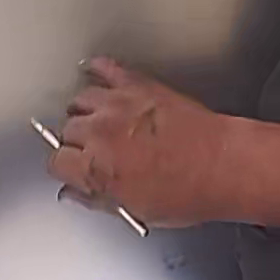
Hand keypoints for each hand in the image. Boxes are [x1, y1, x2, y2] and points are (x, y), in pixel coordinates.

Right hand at [47, 58, 237, 227]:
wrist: (223, 164)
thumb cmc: (189, 191)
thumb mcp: (136, 211)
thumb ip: (96, 200)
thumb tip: (76, 194)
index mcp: (95, 167)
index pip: (56, 161)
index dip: (64, 167)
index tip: (71, 168)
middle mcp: (99, 132)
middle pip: (66, 128)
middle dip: (74, 140)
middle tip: (89, 148)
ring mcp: (117, 104)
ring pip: (79, 99)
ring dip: (84, 110)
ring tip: (94, 118)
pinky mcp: (135, 84)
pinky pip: (105, 68)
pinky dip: (96, 69)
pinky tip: (93, 71)